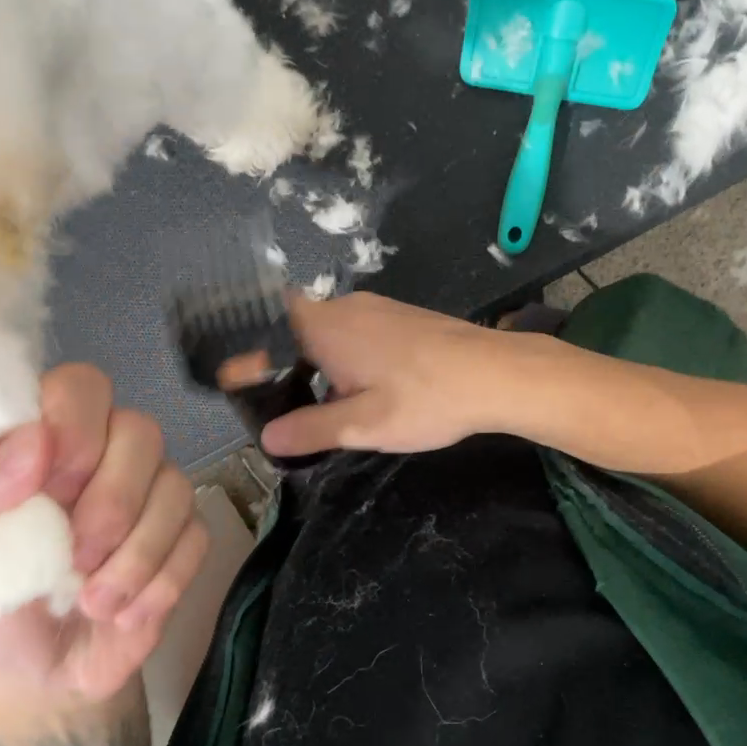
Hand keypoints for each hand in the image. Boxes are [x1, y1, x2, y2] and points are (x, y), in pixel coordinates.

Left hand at [0, 363, 207, 699]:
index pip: (80, 386)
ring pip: (176, 487)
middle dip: (112, 503)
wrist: (42, 675)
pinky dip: (160, 583)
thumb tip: (32, 440)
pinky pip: (196, 538)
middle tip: (74, 559)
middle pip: (141, 431)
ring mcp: (152, 495)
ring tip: (94, 603)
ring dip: (135, 556)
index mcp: (46, 443)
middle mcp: (106, 456)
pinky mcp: (185, 538)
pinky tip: (125, 613)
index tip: (55, 484)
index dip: (78, 424)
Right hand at [261, 293, 517, 456]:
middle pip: (299, 328)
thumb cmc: (425, 399)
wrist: (498, 375)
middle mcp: (347, 308)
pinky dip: (349, 360)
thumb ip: (310, 430)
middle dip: (288, 366)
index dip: (251, 351)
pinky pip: (358, 333)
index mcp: (327, 327)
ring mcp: (379, 308)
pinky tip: (367, 393)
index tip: (248, 385)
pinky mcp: (403, 317)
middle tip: (288, 408)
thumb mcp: (362, 426)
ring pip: (331, 333)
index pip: (269, 320)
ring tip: (329, 409)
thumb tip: (267, 438)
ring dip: (323, 367)